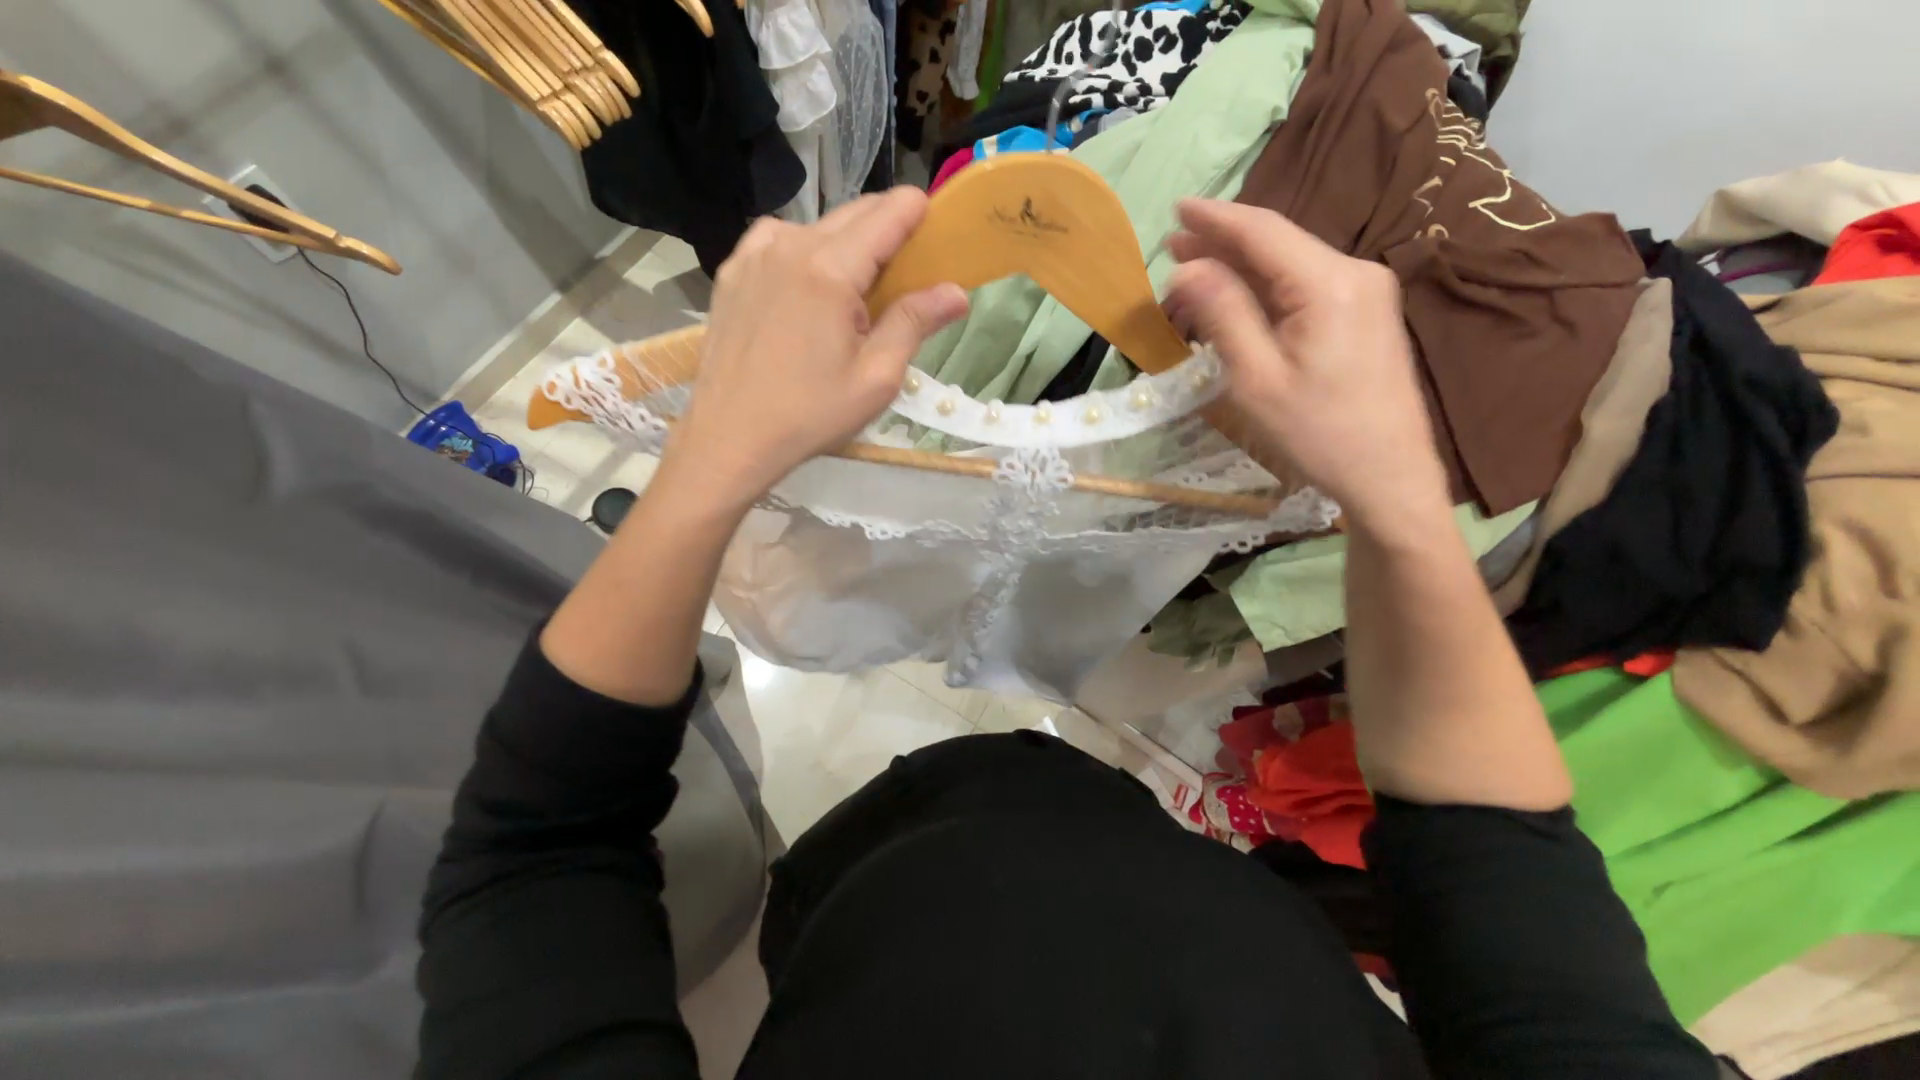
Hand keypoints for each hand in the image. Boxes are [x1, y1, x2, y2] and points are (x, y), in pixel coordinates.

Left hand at [660, 188, 969, 508]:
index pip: (886, 215)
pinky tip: (808, 282)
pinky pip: (777, 240)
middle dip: (886, 228)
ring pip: (815, 226)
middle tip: (907, 268)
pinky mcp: (732, 272)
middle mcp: (790, 247)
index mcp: (829, 270)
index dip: (918, 211)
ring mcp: (754, 256)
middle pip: (853, 214)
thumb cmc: (809, 415)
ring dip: (844, 242)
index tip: (938, 224)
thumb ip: (914, 324)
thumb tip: (956, 291)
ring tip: (856, 284)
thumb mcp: (875, 378)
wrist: (728, 437)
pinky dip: (803, 249)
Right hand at [1164, 199, 1450, 532]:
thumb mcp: (1256, 378)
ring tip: (1194, 267)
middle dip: (1224, 242)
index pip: (1264, 232)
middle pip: (1279, 243)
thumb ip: (1223, 314)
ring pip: (1291, 263)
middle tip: (1173, 244)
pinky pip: (1306, 284)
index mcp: (1329, 283)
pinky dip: (1266, 285)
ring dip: (1242, 265)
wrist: (1389, 473)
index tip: (1176, 208)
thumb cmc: (1318, 432)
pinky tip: (1238, 294)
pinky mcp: (1366, 312)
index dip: (1216, 218)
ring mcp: (1366, 291)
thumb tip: (1188, 268)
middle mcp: (1355, 272)